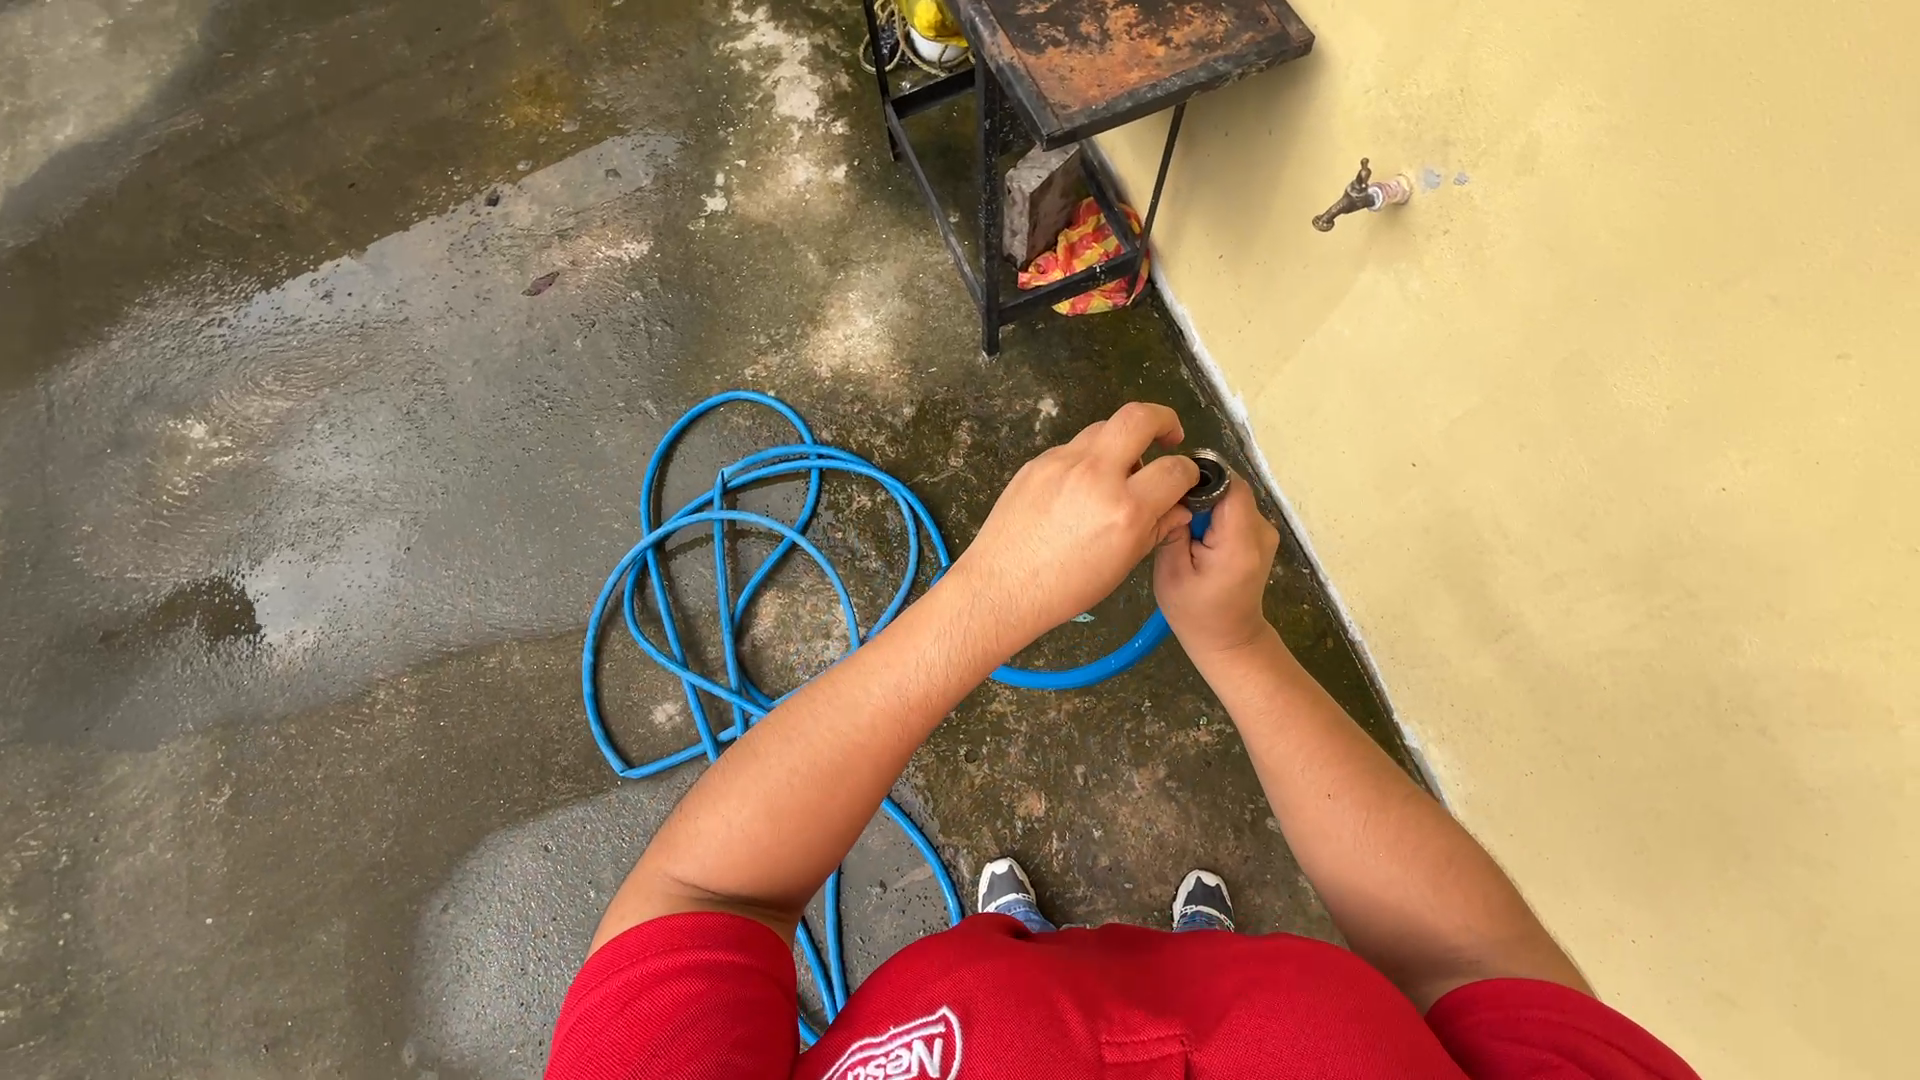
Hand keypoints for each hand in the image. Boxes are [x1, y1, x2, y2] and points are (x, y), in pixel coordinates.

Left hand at [949, 402, 1199, 644]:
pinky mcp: (1036, 463)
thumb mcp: (1122, 565)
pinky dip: (1088, 460)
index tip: (1186, 478)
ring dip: (1122, 441)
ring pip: (1103, 428)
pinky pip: (1073, 448)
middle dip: (1164, 419)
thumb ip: (1156, 528)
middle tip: (1169, 437)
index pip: (1175, 469)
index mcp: (1125, 509)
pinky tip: (1081, 488)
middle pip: (1139, 417)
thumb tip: (1179, 507)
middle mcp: (1095, 476)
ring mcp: (1061, 464)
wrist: (1001, 587)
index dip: (1189, 472)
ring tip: (1121, 471)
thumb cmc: (1065, 589)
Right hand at [1153, 469, 1279, 658]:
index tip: (1171, 490)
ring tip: (1184, 528)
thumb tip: (1175, 494)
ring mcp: (1266, 532)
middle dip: (1199, 493)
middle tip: (1172, 514)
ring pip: (1231, 497)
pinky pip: (1235, 510)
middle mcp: (1262, 531)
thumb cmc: (1194, 612)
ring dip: (1206, 505)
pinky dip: (1215, 516)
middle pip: (1230, 488)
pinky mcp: (1261, 535)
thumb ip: (1174, 529)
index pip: (1229, 485)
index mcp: (1240, 542)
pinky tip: (1198, 536)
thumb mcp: (1170, 573)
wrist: (1229, 639)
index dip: (1200, 479)